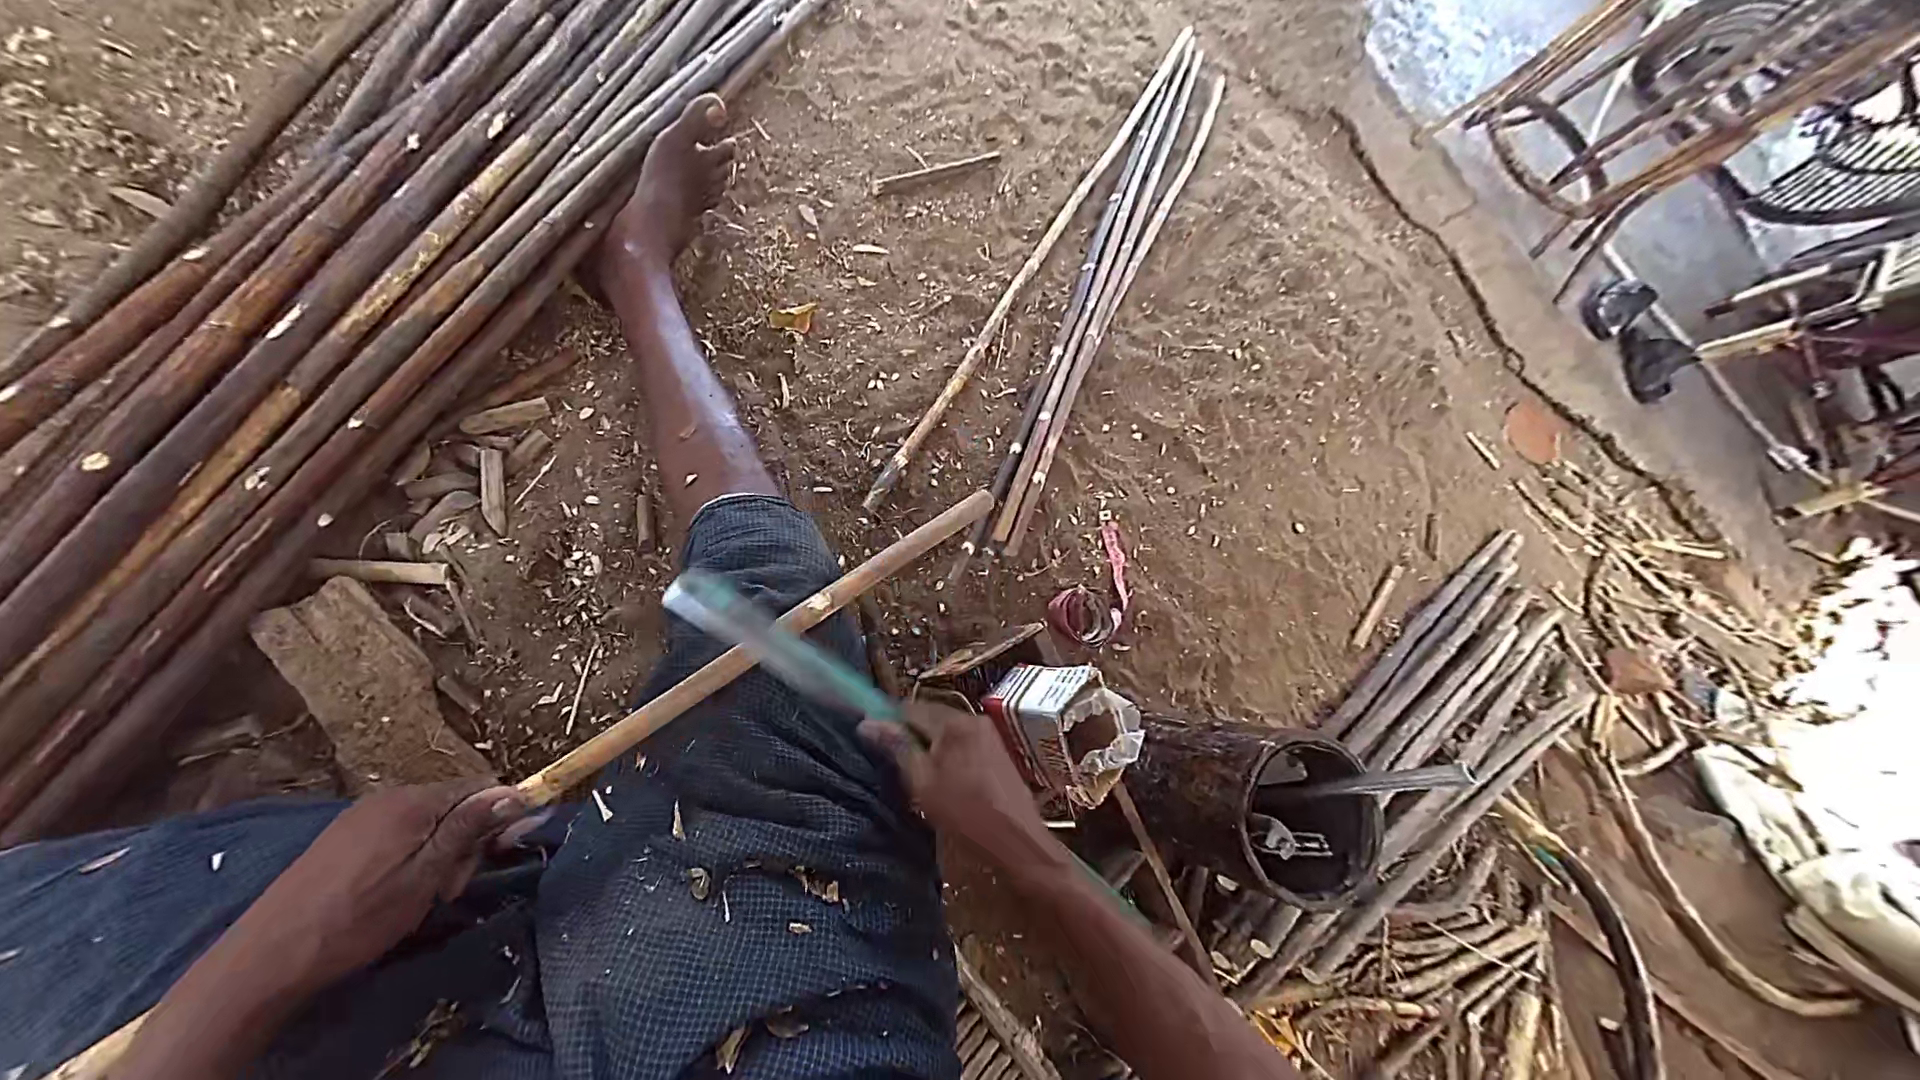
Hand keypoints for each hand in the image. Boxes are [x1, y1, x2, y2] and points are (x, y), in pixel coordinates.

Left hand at [216, 779, 527, 994]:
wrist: (258, 966)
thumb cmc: (355, 920)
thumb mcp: (425, 876)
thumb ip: (469, 828)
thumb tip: (515, 792)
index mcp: (414, 800)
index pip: (484, 788)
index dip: (497, 818)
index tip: (492, 856)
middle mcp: (389, 796)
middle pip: (455, 805)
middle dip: (463, 842)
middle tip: (446, 888)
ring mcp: (360, 816)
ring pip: (428, 821)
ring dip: (436, 854)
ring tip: (417, 895)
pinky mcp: (340, 838)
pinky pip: (397, 832)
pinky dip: (408, 856)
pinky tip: (391, 891)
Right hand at [859, 703, 1057, 873]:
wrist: (1017, 840)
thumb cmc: (965, 814)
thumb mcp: (922, 783)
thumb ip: (896, 748)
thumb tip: (867, 723)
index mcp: (953, 721)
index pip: (909, 708)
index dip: (889, 723)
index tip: (876, 745)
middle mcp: (973, 717)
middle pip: (930, 716)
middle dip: (911, 736)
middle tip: (898, 767)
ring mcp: (989, 732)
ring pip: (947, 730)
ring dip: (930, 746)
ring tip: (921, 778)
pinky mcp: (998, 749)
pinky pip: (963, 741)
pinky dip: (949, 754)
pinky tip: (946, 781)